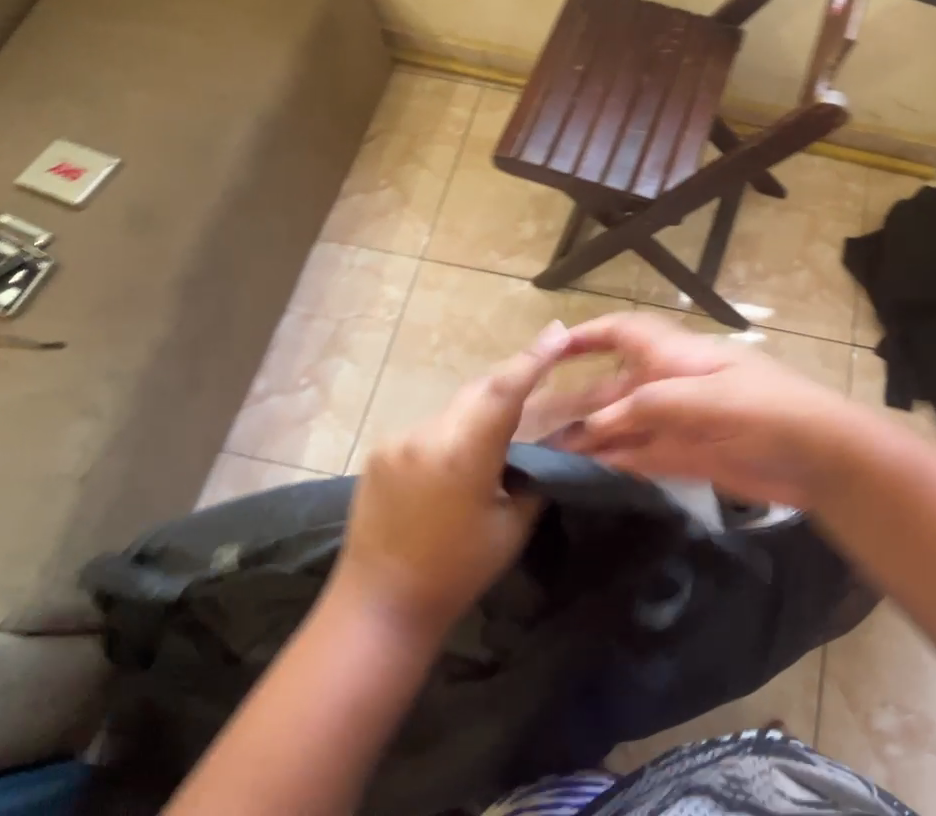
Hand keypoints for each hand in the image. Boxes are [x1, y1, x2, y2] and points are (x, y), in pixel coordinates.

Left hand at [328, 322, 570, 635]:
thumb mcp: (511, 527)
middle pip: (478, 391)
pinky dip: (455, 431)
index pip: (504, 390)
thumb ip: (532, 477)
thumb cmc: (457, 572)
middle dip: (511, 379)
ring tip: (506, 425)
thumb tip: (549, 449)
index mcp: (463, 454)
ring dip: (481, 410)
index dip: (533, 358)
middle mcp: (426, 435)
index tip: (556, 331)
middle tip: (543, 366)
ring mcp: (398, 441)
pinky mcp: (381, 452)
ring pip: (454, 410)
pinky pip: (430, 429)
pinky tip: (463, 457)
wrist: (379, 604)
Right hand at [557, 312, 864, 509]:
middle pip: (614, 388)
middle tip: (532, 428)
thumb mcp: (709, 400)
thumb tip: (592, 426)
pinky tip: (585, 475)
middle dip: (577, 402)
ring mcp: (680, 424)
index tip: (545, 350)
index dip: (585, 337)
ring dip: (590, 439)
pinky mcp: (689, 458)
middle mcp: (672, 385)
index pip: (623, 334)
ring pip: (623, 426)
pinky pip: (642, 456)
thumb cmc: (770, 411)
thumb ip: (649, 407)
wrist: (822, 458)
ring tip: (548, 458)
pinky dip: (615, 463)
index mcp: (679, 357)